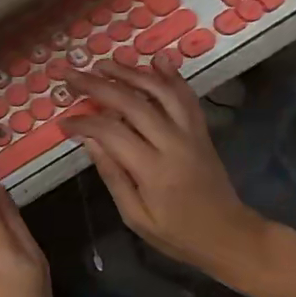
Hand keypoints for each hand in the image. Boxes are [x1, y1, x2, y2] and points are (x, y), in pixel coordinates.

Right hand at [64, 62, 271, 278]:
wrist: (233, 237)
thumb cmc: (177, 234)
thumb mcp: (135, 216)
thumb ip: (112, 175)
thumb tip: (89, 140)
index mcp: (154, 169)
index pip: (110, 132)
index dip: (83, 122)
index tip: (62, 122)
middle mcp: (175, 144)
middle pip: (132, 103)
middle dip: (97, 86)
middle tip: (69, 75)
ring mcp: (192, 134)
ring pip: (161, 92)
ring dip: (130, 73)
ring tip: (103, 63)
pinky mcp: (202, 132)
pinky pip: (187, 98)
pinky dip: (172, 76)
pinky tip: (157, 60)